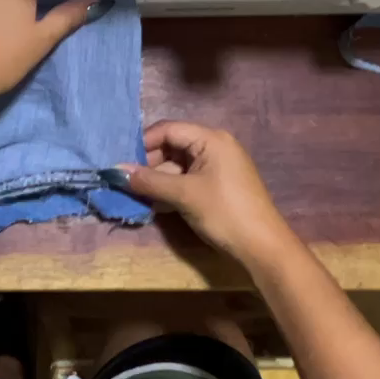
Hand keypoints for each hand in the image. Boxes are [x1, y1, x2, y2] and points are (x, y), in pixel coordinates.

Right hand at [116, 121, 298, 268]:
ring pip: (179, 165)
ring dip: (159, 179)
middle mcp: (215, 146)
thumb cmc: (224, 212)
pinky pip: (189, 178)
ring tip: (138, 196)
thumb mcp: (183, 195)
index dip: (143, 144)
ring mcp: (218, 166)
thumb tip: (116, 171)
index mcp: (211, 139)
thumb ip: (149, 181)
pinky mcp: (219, 185)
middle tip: (128, 182)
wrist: (263, 248)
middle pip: (173, 146)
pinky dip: (172, 188)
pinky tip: (156, 203)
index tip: (122, 163)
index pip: (168, 130)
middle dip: (149, 164)